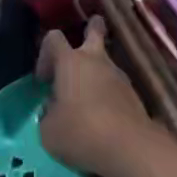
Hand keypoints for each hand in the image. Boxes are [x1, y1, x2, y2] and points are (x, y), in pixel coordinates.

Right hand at [36, 17, 157, 176]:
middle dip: (89, 30)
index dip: (45, 53)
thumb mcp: (49, 132)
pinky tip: (103, 119)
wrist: (128, 146)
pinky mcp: (132, 94)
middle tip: (82, 46)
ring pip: (105, 62)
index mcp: (69, 62)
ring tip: (87, 102)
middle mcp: (94, 60)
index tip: (44, 80)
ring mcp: (117, 74)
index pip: (53, 38)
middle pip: (94, 30)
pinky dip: (108, 95)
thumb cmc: (81, 133)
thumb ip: (47, 115)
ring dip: (96, 73)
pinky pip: (116, 86)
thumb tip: (52, 108)